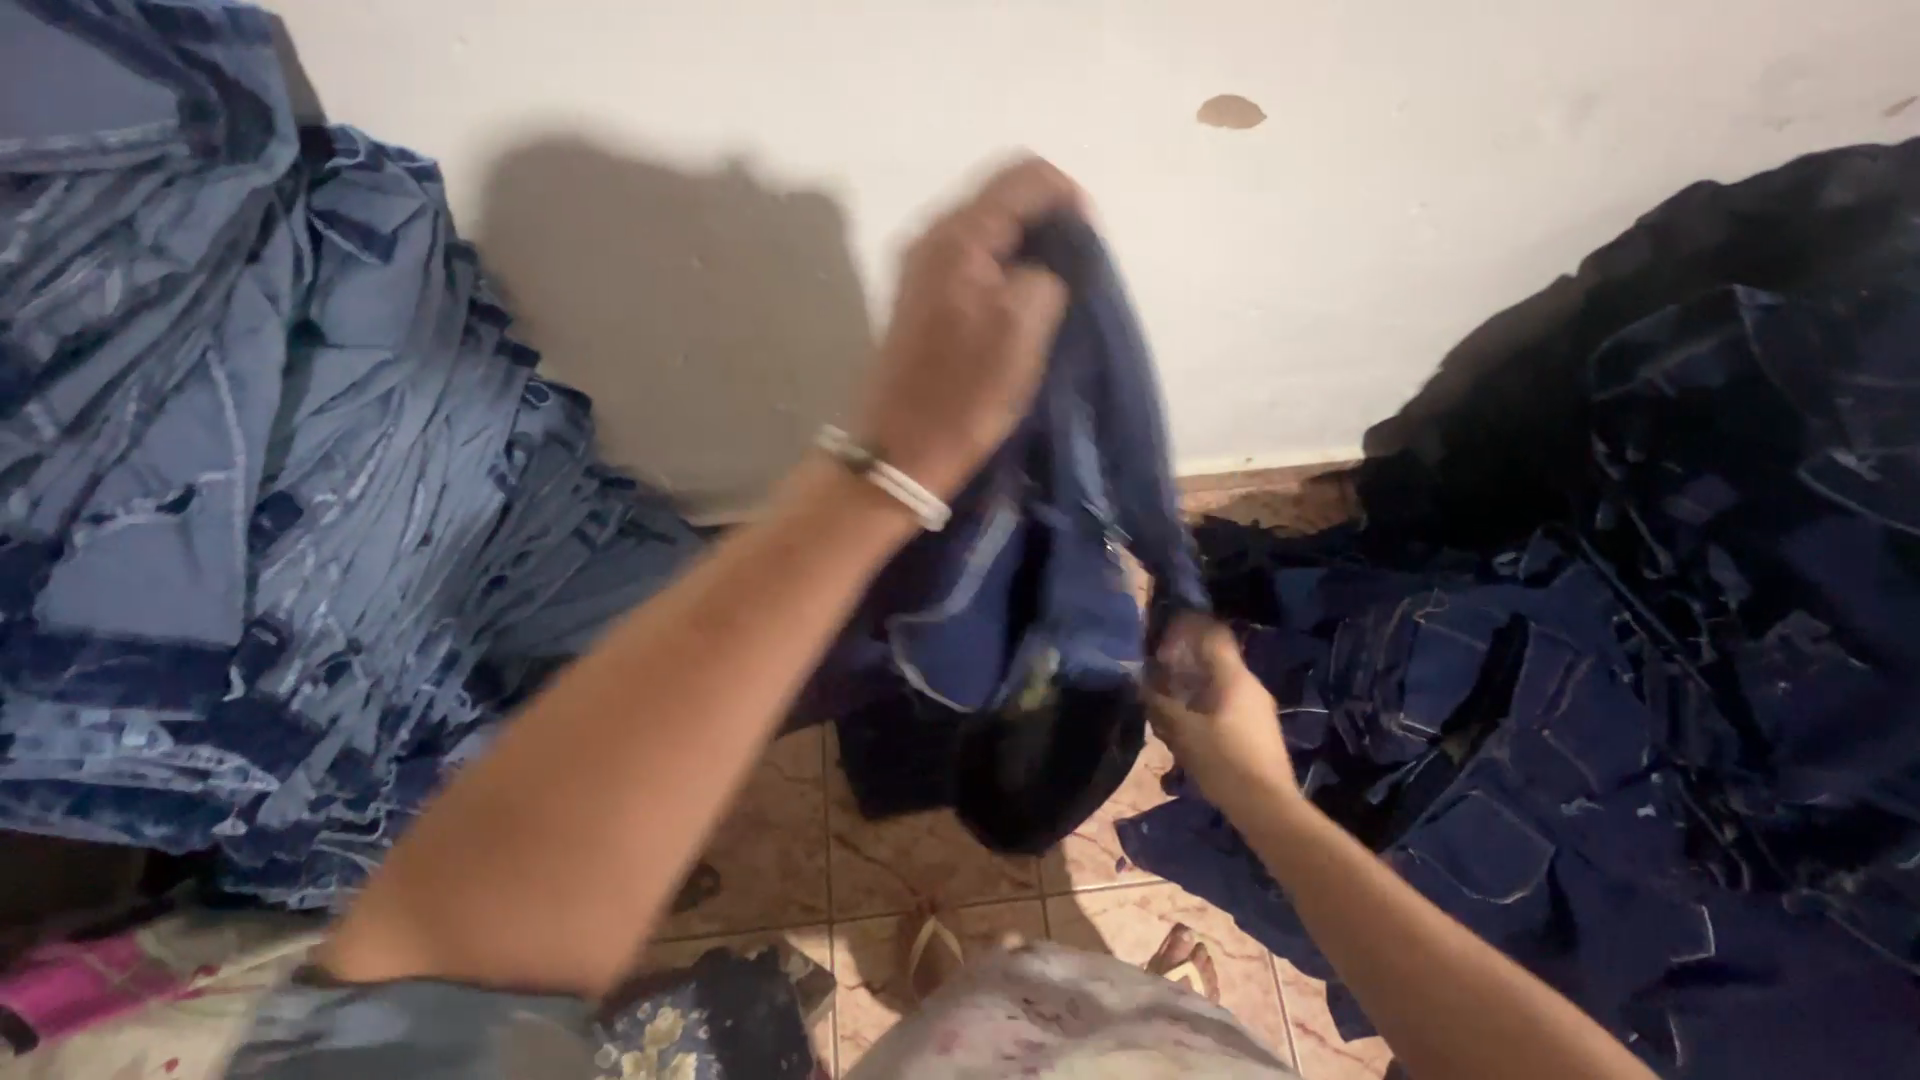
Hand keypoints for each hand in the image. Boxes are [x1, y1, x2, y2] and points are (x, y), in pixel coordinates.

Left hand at [853, 158, 1081, 499]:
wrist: (901, 451)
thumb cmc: (965, 391)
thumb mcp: (1024, 324)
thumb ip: (1049, 270)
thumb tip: (1052, 257)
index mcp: (957, 234)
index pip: (1027, 176)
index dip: (1070, 200)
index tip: (1089, 250)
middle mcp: (932, 236)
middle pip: (1005, 198)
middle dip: (1049, 226)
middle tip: (1075, 274)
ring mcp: (922, 267)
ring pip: (992, 231)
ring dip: (1029, 252)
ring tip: (1054, 295)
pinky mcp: (923, 298)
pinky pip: (977, 262)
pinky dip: (1007, 272)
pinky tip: (1022, 309)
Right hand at [1146, 615, 1303, 821]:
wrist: (1267, 806)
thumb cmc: (1224, 761)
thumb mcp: (1182, 732)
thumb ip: (1159, 702)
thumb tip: (1139, 681)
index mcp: (1234, 677)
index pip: (1213, 634)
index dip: (1188, 627)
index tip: (1162, 634)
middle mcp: (1250, 685)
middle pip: (1213, 661)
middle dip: (1183, 663)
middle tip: (1154, 674)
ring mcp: (1258, 708)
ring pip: (1218, 685)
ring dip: (1191, 688)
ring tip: (1164, 704)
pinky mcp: (1258, 730)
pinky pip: (1226, 705)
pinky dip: (1203, 706)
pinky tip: (1185, 728)